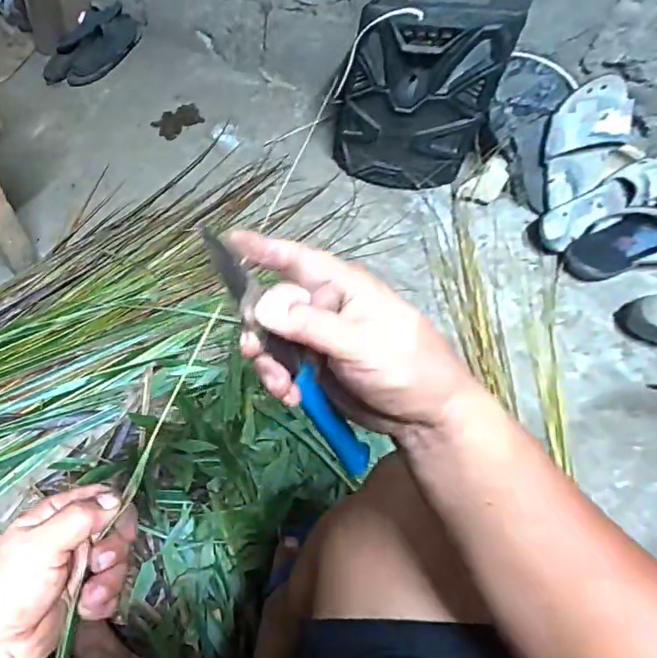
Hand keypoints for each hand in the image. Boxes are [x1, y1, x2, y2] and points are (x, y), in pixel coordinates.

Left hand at [0, 485, 137, 657]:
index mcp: (55, 514)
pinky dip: (104, 600)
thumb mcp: (42, 544)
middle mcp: (69, 535)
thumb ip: (79, 518)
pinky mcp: (83, 594)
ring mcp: (77, 566)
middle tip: (98, 564)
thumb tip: (116, 498)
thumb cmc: (11, 585)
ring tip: (87, 596)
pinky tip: (86, 610)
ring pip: (115, 561)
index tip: (121, 529)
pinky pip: (110, 588)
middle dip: (112, 550)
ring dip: (108, 580)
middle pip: (114, 529)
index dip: (115, 511)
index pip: (99, 498)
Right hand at [226, 231, 486, 439]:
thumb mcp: (360, 344)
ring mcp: (317, 338)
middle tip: (255, 352)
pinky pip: (281, 366)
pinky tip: (292, 397)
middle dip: (260, 331)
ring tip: (282, 387)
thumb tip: (263, 307)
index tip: (231, 240)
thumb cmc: (408, 368)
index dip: (263, 249)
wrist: (426, 417)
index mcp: (342, 288)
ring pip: (272, 340)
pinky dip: (279, 381)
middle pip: (273, 306)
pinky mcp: (313, 366)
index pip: (297, 260)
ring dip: (269, 363)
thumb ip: (311, 326)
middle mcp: (325, 308)